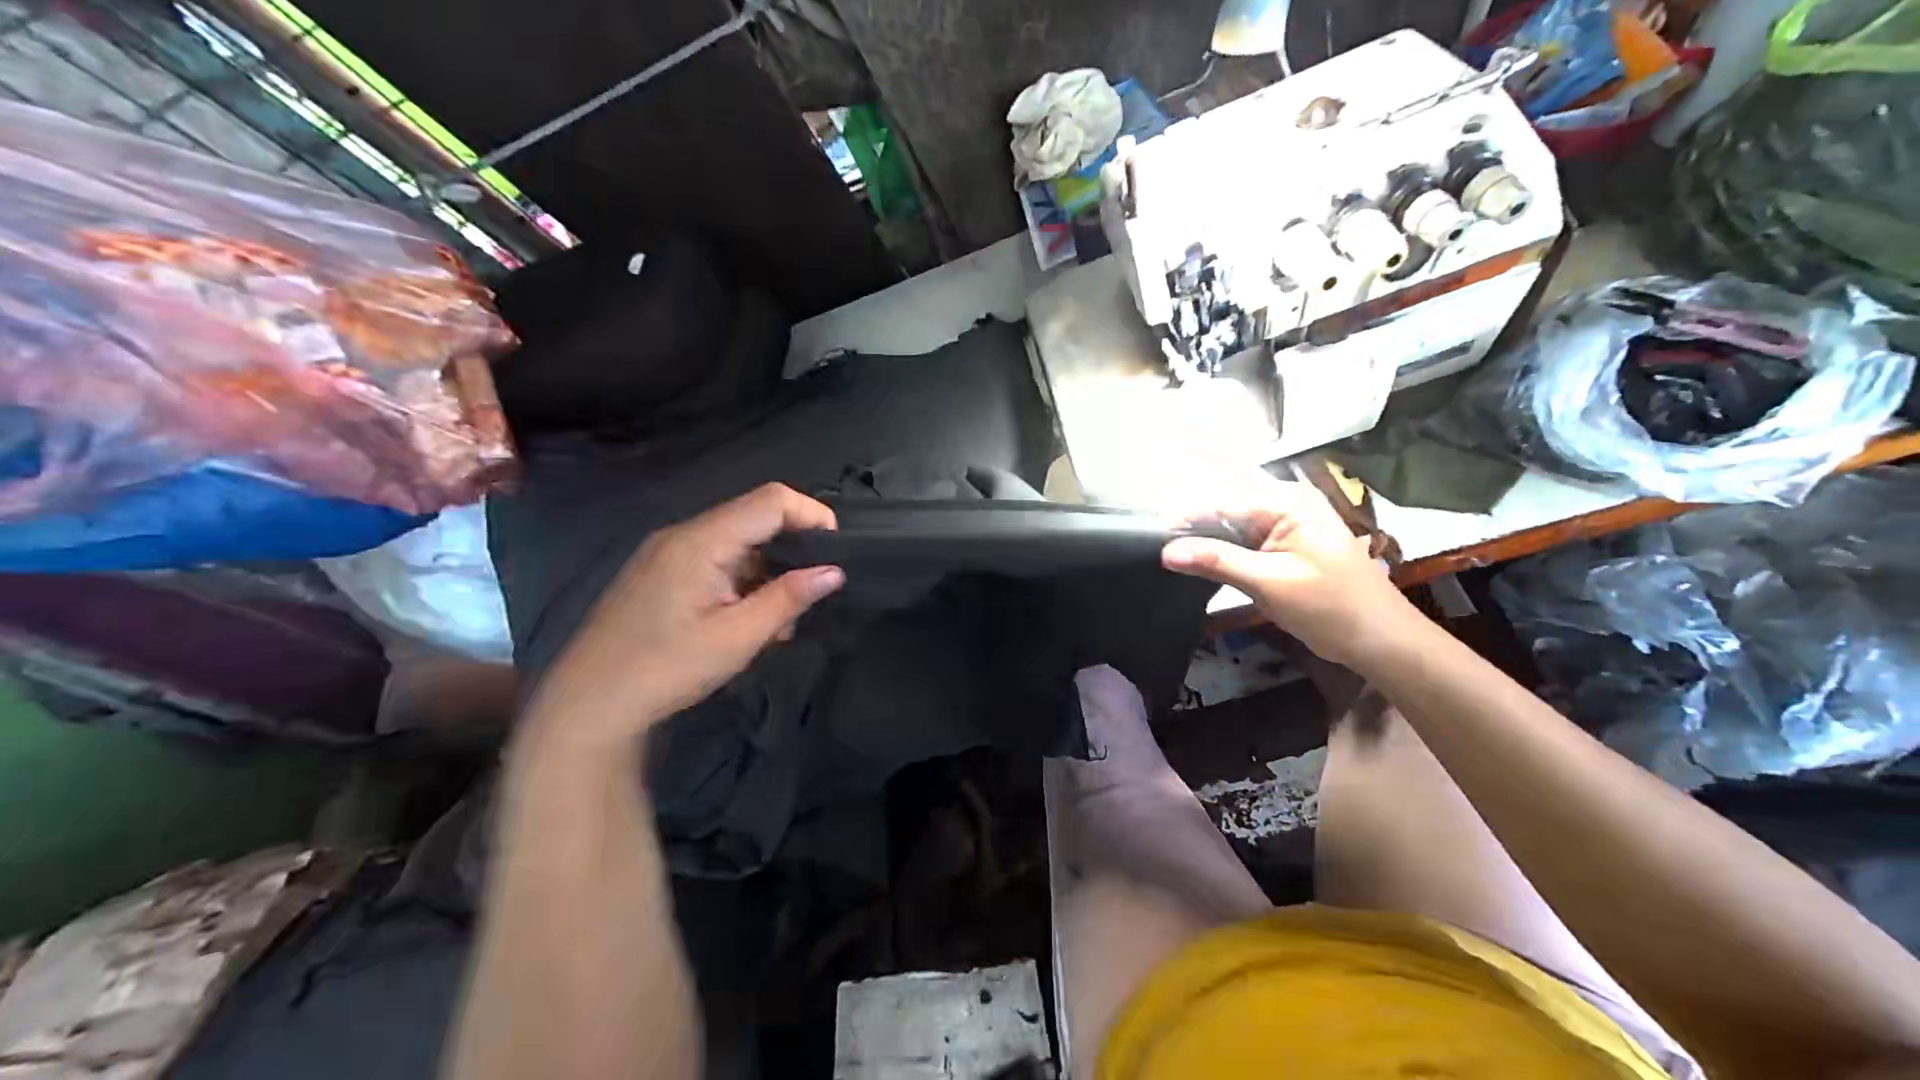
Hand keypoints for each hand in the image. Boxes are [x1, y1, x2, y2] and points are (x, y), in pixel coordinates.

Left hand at [527, 483, 844, 744]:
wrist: (588, 703)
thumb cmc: (666, 668)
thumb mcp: (737, 638)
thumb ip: (788, 598)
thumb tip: (834, 571)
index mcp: (701, 541)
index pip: (771, 500)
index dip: (812, 515)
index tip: (837, 552)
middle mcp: (683, 534)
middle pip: (755, 517)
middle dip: (793, 549)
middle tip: (811, 594)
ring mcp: (668, 552)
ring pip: (738, 541)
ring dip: (769, 571)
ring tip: (779, 622)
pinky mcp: (661, 572)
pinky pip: (716, 559)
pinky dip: (743, 581)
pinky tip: (747, 621)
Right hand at [1161, 481, 1420, 667]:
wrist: (1382, 639)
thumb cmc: (1331, 609)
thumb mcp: (1269, 584)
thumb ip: (1216, 561)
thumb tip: (1165, 551)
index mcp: (1287, 502)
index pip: (1220, 501)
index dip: (1184, 520)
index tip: (1153, 542)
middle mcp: (1285, 501)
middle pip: (1223, 503)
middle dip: (1191, 523)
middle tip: (1161, 549)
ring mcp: (1286, 521)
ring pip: (1230, 520)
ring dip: (1204, 537)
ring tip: (1173, 555)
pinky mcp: (1284, 541)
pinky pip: (1242, 535)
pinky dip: (1221, 547)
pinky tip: (1201, 561)